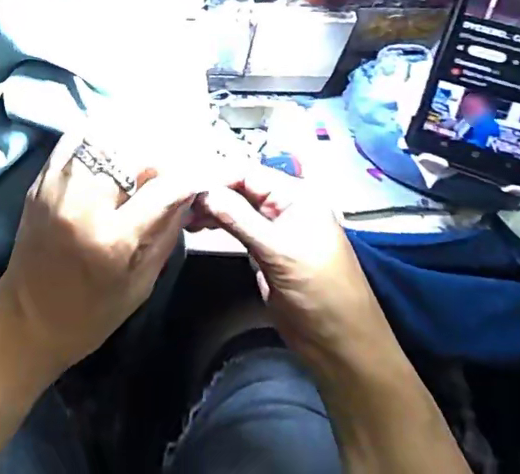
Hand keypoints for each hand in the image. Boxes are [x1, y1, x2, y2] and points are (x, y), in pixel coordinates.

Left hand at [0, 132, 199, 376]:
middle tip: (178, 159)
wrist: (25, 321)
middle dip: (165, 151)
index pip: (165, 188)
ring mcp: (57, 187)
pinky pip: (76, 138)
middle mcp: (82, 205)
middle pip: (135, 150)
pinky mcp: (42, 179)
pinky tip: (117, 144)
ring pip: (106, 136)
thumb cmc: (90, 313)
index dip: (193, 175)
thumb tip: (190, 190)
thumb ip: (168, 231)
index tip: (210, 170)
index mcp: (111, 240)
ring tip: (149, 149)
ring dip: (134, 138)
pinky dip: (102, 135)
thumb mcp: (141, 283)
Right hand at [196, 166, 392, 369]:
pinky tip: (199, 228)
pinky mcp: (268, 252)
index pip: (250, 174)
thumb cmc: (318, 291)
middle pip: (242, 188)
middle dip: (212, 192)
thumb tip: (205, 191)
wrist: (341, 345)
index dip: (217, 177)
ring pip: (238, 209)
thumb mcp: (278, 252)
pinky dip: (220, 226)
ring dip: (212, 209)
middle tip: (178, 203)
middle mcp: (286, 207)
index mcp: (296, 196)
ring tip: (183, 217)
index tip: (184, 185)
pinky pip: (240, 230)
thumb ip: (240, 220)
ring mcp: (276, 230)